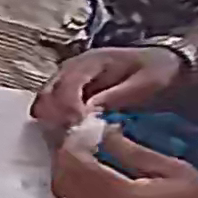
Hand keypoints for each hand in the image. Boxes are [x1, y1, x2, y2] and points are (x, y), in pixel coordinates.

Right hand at [30, 46, 180, 132]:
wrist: (155, 69)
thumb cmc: (154, 73)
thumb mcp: (147, 81)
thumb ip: (117, 94)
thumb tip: (88, 108)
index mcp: (89, 62)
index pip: (66, 84)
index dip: (67, 106)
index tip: (77, 126)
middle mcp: (68, 70)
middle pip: (46, 96)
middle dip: (55, 117)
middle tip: (71, 135)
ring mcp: (61, 82)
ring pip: (42, 105)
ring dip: (51, 122)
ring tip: (69, 136)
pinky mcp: (60, 96)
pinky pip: (46, 111)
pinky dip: (52, 124)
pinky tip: (67, 133)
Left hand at [50, 127, 197, 197]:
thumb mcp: (169, 169)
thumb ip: (129, 151)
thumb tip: (102, 131)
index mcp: (115, 195)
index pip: (76, 163)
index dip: (74, 142)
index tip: (84, 125)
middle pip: (61, 176)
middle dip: (65, 152)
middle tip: (81, 134)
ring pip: (60, 187)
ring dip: (64, 165)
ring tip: (82, 146)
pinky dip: (68, 179)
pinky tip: (82, 166)